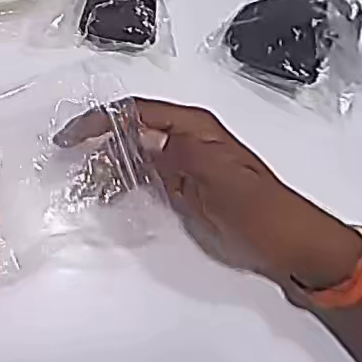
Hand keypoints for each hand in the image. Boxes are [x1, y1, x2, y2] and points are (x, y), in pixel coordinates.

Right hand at [56, 99, 361, 294]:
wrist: (293, 249)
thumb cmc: (264, 210)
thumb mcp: (220, 177)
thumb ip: (176, 154)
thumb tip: (138, 141)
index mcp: (193, 127)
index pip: (135, 112)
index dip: (100, 120)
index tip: (73, 135)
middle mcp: (182, 139)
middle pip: (126, 129)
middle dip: (95, 141)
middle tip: (69, 157)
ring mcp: (178, 163)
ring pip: (128, 153)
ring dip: (103, 163)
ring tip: (83, 180)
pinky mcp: (178, 187)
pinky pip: (138, 176)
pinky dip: (117, 182)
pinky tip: (105, 193)